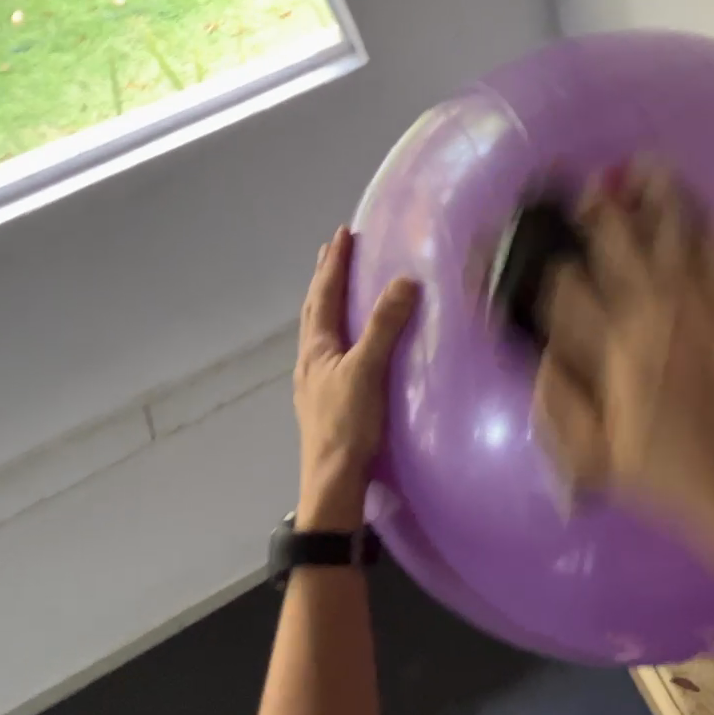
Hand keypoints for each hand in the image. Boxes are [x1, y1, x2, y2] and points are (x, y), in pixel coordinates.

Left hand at [293, 226, 418, 530]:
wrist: (334, 481)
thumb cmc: (348, 424)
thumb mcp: (368, 370)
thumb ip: (384, 326)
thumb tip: (404, 281)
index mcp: (316, 348)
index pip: (324, 295)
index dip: (334, 264)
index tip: (343, 233)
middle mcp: (310, 359)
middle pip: (315, 309)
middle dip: (326, 279)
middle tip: (335, 251)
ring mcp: (315, 381)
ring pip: (319, 331)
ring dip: (329, 304)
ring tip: (339, 288)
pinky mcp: (326, 399)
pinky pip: (330, 350)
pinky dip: (338, 331)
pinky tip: (347, 343)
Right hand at [532, 163, 713, 562]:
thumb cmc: (660, 475)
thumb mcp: (591, 457)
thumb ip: (557, 402)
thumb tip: (540, 357)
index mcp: (613, 352)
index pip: (563, 287)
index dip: (536, 258)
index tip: (523, 235)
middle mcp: (654, 318)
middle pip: (618, 244)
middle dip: (597, 210)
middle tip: (587, 186)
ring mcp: (702, 312)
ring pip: (675, 237)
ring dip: (656, 199)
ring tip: (643, 168)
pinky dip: (713, 231)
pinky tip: (704, 211)